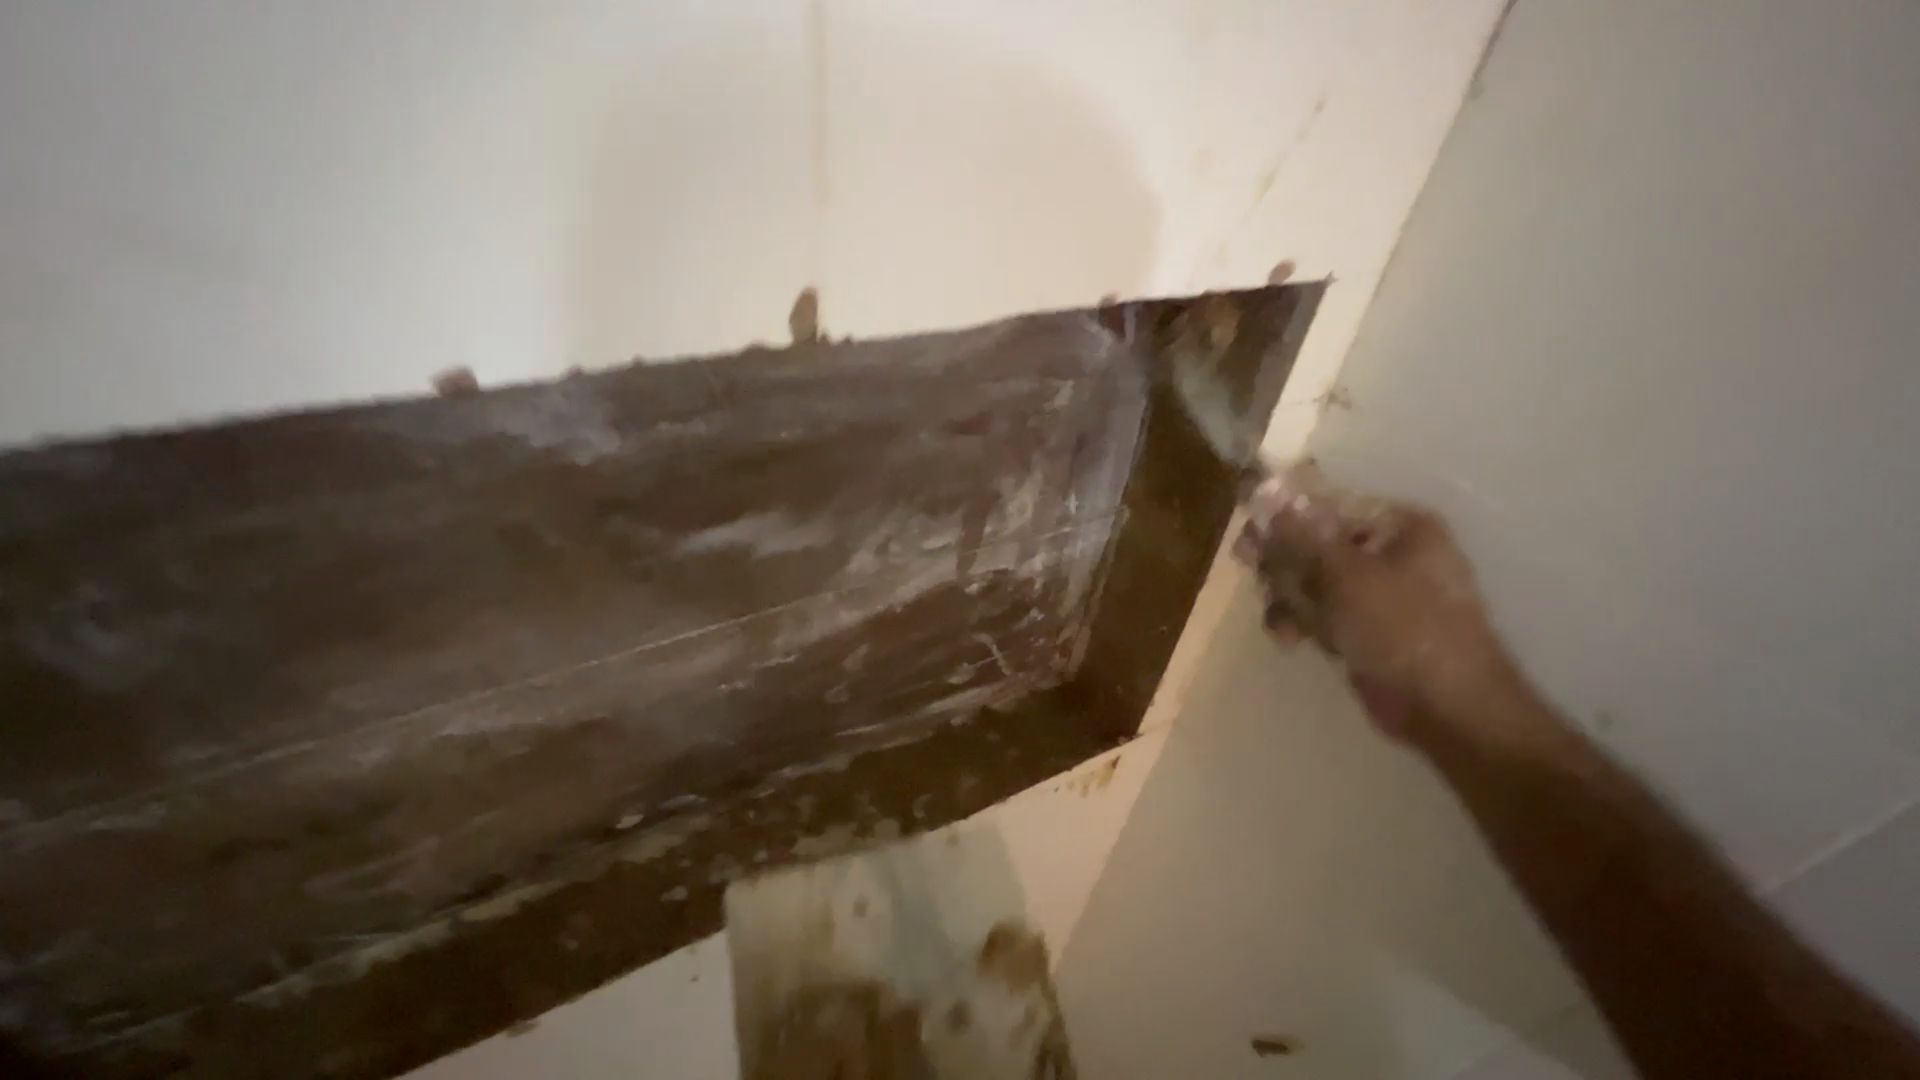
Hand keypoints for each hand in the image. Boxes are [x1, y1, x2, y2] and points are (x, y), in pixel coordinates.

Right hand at [1231, 465, 1518, 740]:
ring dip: (1286, 596)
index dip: (1284, 514)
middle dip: (1281, 559)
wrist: (1447, 708)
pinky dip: (1299, 621)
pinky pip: (1317, 613)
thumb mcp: (1348, 575)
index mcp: (1398, 527)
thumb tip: (1264, 492)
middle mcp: (1388, 553)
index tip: (1249, 529)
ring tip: (1281, 620)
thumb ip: (1301, 535)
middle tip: (1248, 566)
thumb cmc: (1405, 628)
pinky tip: (1288, 639)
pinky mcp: (1362, 629)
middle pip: (1314, 542)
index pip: (1328, 505)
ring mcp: (1375, 595)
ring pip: (1309, 580)